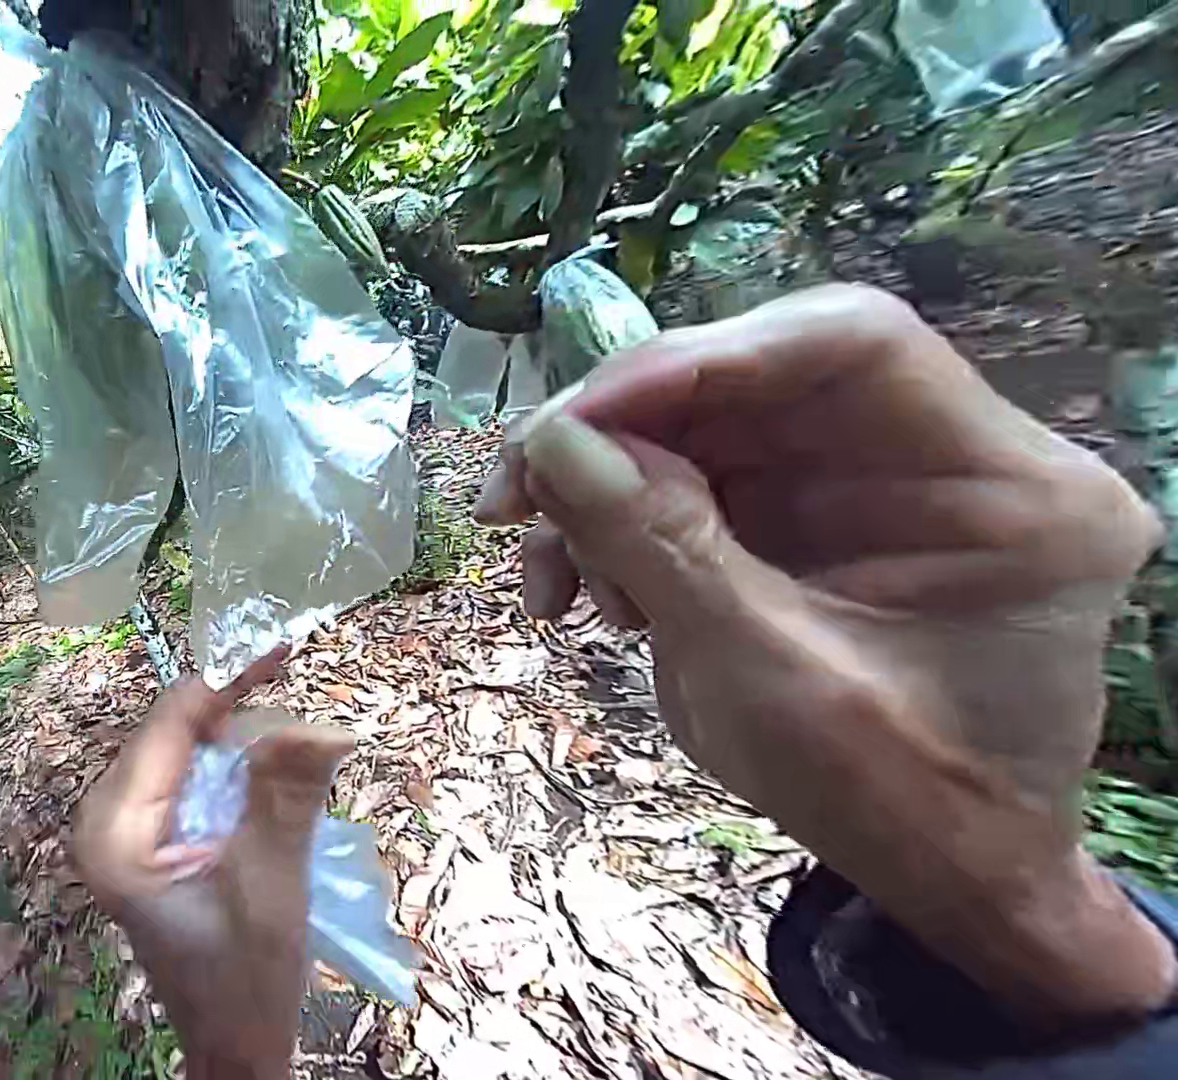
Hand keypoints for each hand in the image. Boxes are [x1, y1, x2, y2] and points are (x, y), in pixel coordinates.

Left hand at [73, 650, 351, 1078]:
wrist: (232, 1047)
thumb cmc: (246, 981)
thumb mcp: (272, 884)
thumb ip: (287, 797)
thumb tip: (327, 724)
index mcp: (117, 826)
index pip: (170, 722)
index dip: (226, 679)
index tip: (278, 648)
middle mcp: (106, 813)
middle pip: (172, 727)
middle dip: (233, 700)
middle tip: (287, 670)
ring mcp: (124, 821)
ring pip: (183, 743)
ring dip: (235, 724)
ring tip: (283, 711)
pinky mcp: (146, 830)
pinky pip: (187, 769)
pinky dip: (228, 754)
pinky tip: (263, 753)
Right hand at [476, 285, 1174, 1024]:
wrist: (908, 864)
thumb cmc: (884, 794)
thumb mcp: (762, 674)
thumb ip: (660, 547)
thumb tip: (549, 442)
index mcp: (988, 484)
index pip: (838, 345)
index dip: (692, 363)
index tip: (569, 424)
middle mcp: (900, 458)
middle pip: (720, 387)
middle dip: (598, 438)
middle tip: (509, 498)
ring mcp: (816, 487)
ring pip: (660, 439)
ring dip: (577, 501)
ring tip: (548, 584)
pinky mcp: (749, 520)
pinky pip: (640, 492)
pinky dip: (583, 538)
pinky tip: (566, 601)